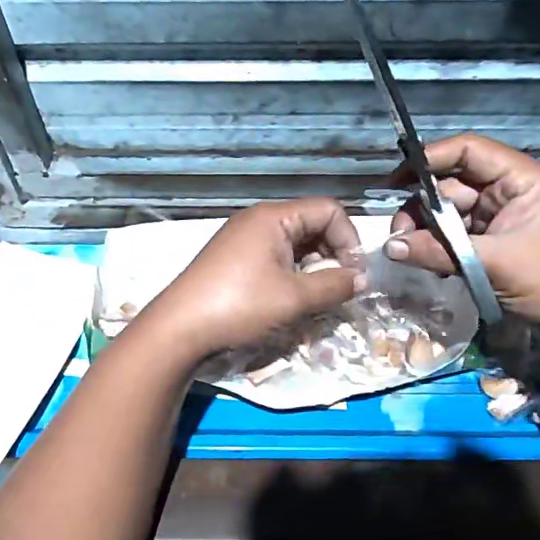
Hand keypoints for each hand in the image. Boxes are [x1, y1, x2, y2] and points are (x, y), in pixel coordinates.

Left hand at [139, 198, 366, 357]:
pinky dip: (289, 276)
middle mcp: (256, 221)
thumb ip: (334, 285)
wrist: (179, 329)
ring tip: (315, 299)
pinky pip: (272, 259)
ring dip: (311, 269)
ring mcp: (241, 240)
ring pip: (293, 245)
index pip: (329, 210)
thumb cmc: (239, 306)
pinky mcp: (231, 261)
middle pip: (311, 225)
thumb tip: (360, 280)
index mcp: (273, 217)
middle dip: (332, 255)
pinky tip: (289, 301)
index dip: (350, 240)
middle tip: (337, 289)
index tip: (353, 276)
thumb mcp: (294, 298)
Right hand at [384, 134, 539, 343]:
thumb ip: (438, 251)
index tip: (394, 182)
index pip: (469, 151)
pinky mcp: (496, 243)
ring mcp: (503, 218)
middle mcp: (511, 192)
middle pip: (452, 184)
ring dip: (427, 231)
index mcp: (523, 180)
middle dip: (421, 207)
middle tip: (398, 236)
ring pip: (450, 212)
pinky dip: (440, 247)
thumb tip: (389, 247)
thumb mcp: (494, 264)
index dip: (429, 159)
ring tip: (409, 253)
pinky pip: (457, 236)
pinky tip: (429, 263)